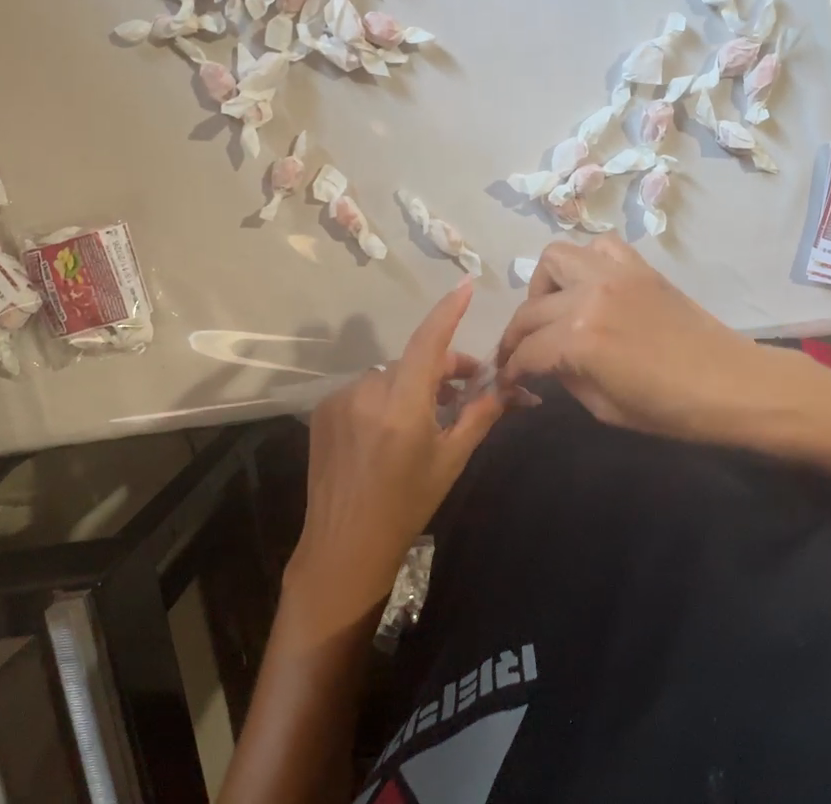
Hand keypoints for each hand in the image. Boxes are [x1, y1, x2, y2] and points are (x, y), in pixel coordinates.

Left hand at [288, 279, 505, 633]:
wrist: (345, 545)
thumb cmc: (406, 506)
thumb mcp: (451, 461)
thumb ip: (479, 415)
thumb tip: (507, 387)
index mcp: (402, 406)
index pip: (428, 342)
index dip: (449, 311)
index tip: (466, 285)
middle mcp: (366, 393)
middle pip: (412, 362)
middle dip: (442, 370)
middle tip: (466, 391)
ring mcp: (339, 401)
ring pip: (388, 377)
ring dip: (411, 386)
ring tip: (426, 419)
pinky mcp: (323, 412)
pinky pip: (364, 392)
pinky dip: (383, 399)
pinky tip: (389, 432)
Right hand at [495, 236, 792, 442]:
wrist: (732, 386)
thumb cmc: (670, 410)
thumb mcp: (604, 408)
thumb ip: (565, 379)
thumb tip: (542, 366)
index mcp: (579, 339)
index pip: (526, 351)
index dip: (510, 370)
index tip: (506, 382)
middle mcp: (589, 296)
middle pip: (530, 310)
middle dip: (516, 337)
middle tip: (519, 356)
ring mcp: (615, 274)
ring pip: (554, 259)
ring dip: (543, 287)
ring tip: (551, 312)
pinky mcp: (639, 267)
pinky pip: (599, 248)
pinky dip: (585, 263)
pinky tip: (589, 288)